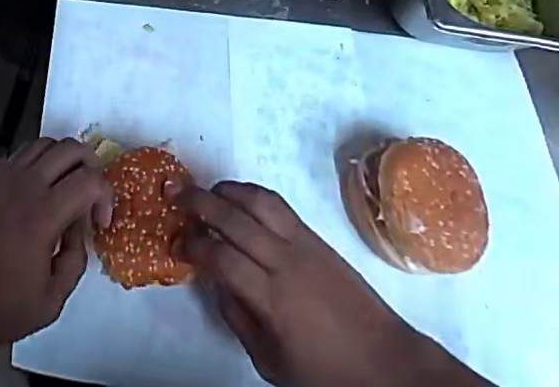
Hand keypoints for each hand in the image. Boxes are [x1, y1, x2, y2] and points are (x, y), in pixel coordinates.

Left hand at [0, 138, 113, 386]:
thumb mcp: (50, 300)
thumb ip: (76, 261)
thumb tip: (79, 233)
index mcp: (43, 214)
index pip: (90, 179)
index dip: (106, 196)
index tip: (100, 224)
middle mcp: (26, 185)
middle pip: (71, 148)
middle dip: (92, 167)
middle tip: (91, 198)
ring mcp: (6, 178)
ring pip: (46, 142)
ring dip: (66, 158)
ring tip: (68, 189)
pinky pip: (24, 152)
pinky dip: (42, 158)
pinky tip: (42, 188)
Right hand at [175, 181, 487, 386]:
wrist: (386, 361)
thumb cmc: (325, 372)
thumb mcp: (271, 361)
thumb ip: (238, 318)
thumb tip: (215, 281)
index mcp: (271, 298)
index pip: (219, 256)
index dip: (192, 245)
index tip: (175, 244)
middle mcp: (284, 261)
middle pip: (232, 217)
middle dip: (197, 200)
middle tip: (173, 191)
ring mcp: (302, 243)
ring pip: (257, 200)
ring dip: (226, 190)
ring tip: (205, 191)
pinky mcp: (315, 236)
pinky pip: (277, 204)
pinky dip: (252, 194)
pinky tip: (239, 199)